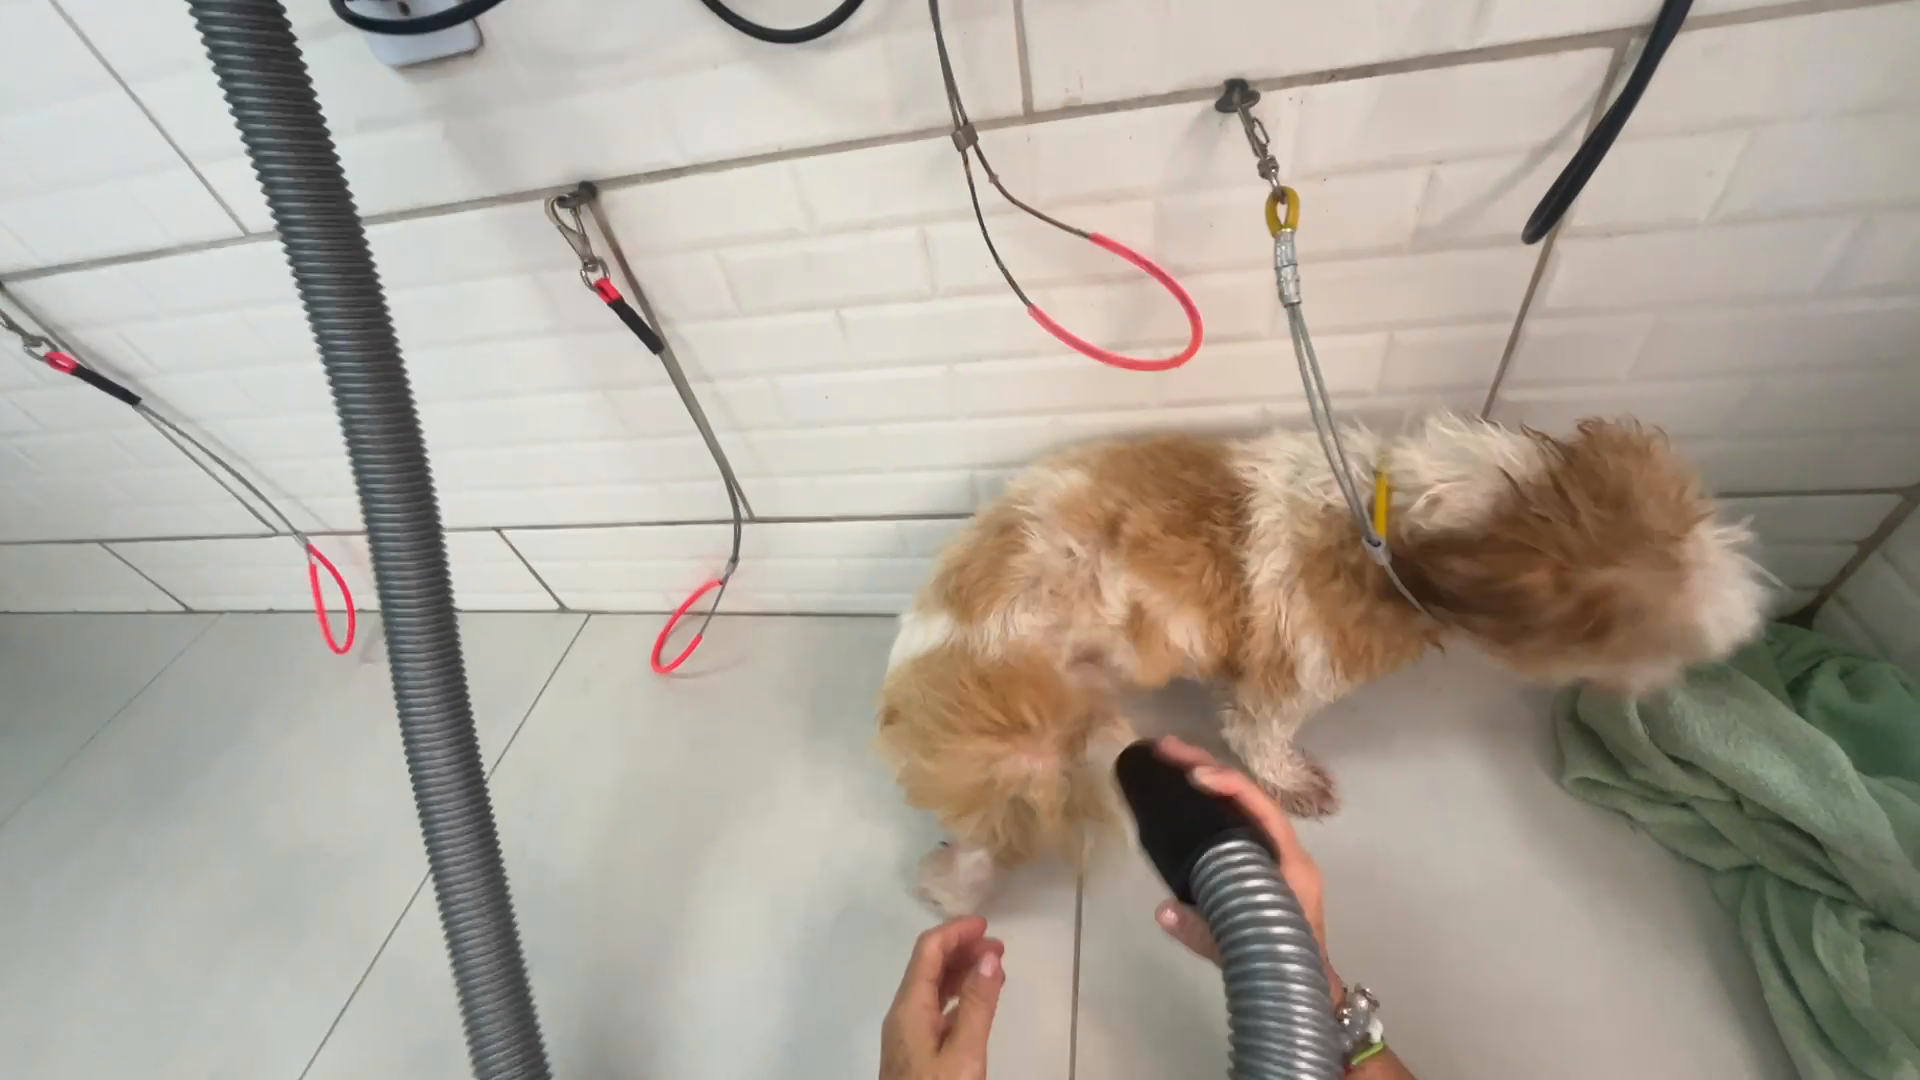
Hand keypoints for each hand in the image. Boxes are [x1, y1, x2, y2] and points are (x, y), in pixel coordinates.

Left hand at [879, 916, 1005, 1079]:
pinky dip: (958, 996)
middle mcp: (902, 1013)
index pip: (928, 949)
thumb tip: (988, 956)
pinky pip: (936, 1009)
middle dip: (963, 948)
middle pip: (929, 964)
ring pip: (933, 986)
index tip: (986, 925)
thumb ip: (977, 1004)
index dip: (956, 930)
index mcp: (908, 1005)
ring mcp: (906, 1034)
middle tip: (999, 949)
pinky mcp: (914, 1052)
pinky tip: (977, 1003)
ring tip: (995, 971)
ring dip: (962, 972)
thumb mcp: (963, 1053)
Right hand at [1149, 737, 1336, 994]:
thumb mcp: (1240, 951)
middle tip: (1166, 748)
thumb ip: (1202, 932)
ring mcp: (1271, 848)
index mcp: (1290, 864)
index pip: (1262, 809)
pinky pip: (1233, 812)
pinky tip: (1180, 783)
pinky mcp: (1257, 852)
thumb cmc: (1280, 966)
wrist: (1307, 989)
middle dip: (1206, 765)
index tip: (1194, 776)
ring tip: (1167, 754)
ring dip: (1203, 772)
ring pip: (1238, 797)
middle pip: (1246, 793)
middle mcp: (1284, 847)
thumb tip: (1162, 910)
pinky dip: (1207, 793)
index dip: (1229, 787)